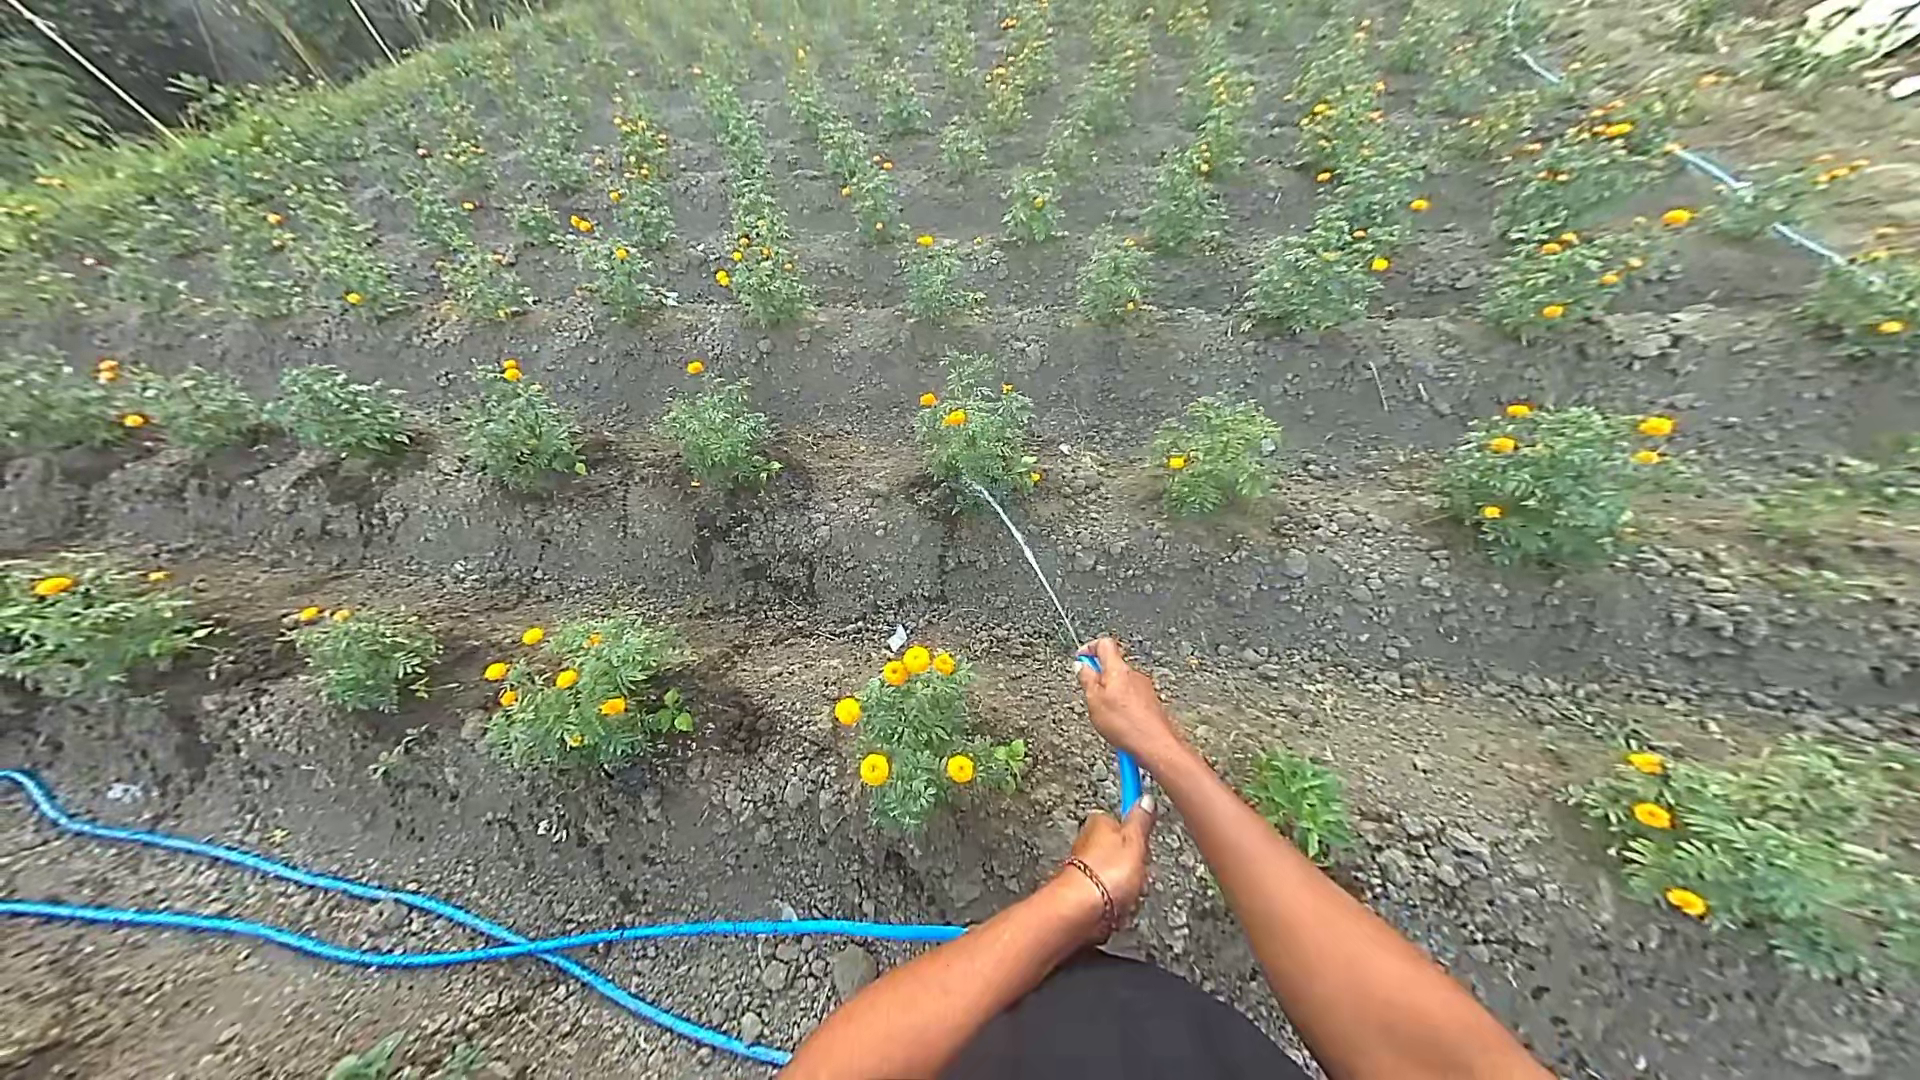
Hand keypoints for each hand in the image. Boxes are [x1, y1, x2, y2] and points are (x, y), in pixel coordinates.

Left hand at [1054, 800, 1156, 938]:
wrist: (1081, 909)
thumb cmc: (1105, 873)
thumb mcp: (1134, 842)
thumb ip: (1141, 821)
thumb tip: (1146, 799)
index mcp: (1099, 822)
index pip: (1124, 822)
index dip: (1139, 839)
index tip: (1143, 850)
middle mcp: (1088, 841)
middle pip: (1124, 852)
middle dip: (1135, 867)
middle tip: (1138, 874)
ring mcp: (1087, 867)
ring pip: (1120, 876)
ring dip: (1128, 888)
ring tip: (1128, 894)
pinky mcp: (1087, 891)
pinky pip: (1112, 895)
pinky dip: (1119, 903)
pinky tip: (1120, 907)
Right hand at [1075, 637, 1185, 767]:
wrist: (1156, 746)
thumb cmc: (1126, 724)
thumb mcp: (1094, 701)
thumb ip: (1086, 679)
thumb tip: (1081, 665)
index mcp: (1118, 669)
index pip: (1104, 644)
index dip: (1089, 648)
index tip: (1080, 659)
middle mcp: (1133, 674)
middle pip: (1112, 666)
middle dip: (1098, 678)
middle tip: (1091, 696)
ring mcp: (1144, 688)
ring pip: (1121, 683)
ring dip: (1110, 694)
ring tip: (1106, 715)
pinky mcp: (1150, 703)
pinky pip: (1131, 698)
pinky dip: (1122, 706)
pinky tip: (1119, 724)